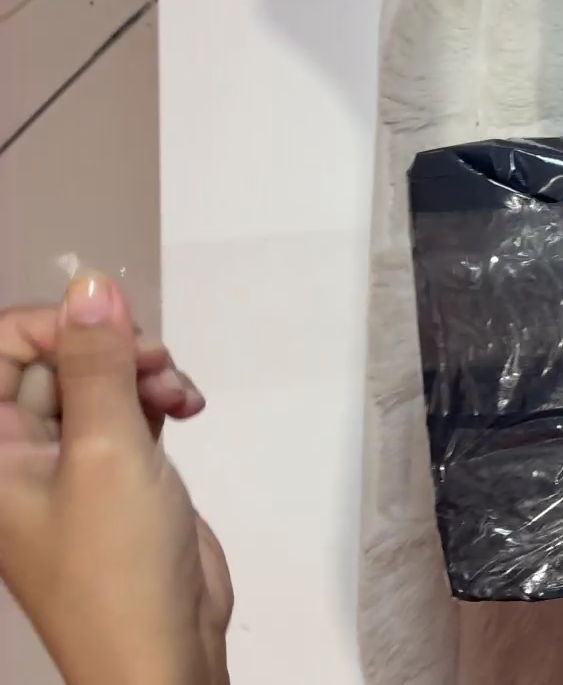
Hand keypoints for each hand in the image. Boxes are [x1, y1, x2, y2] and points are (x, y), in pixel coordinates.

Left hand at [0, 272, 231, 684]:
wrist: (157, 629)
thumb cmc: (116, 552)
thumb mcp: (109, 450)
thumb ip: (100, 367)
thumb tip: (93, 288)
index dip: (63, 327)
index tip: (126, 344)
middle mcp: (11, 446)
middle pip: (55, 358)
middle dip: (120, 353)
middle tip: (164, 375)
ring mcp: (62, 455)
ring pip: (100, 379)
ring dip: (150, 376)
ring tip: (184, 400)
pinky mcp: (111, 464)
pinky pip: (127, 405)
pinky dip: (162, 399)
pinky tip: (189, 411)